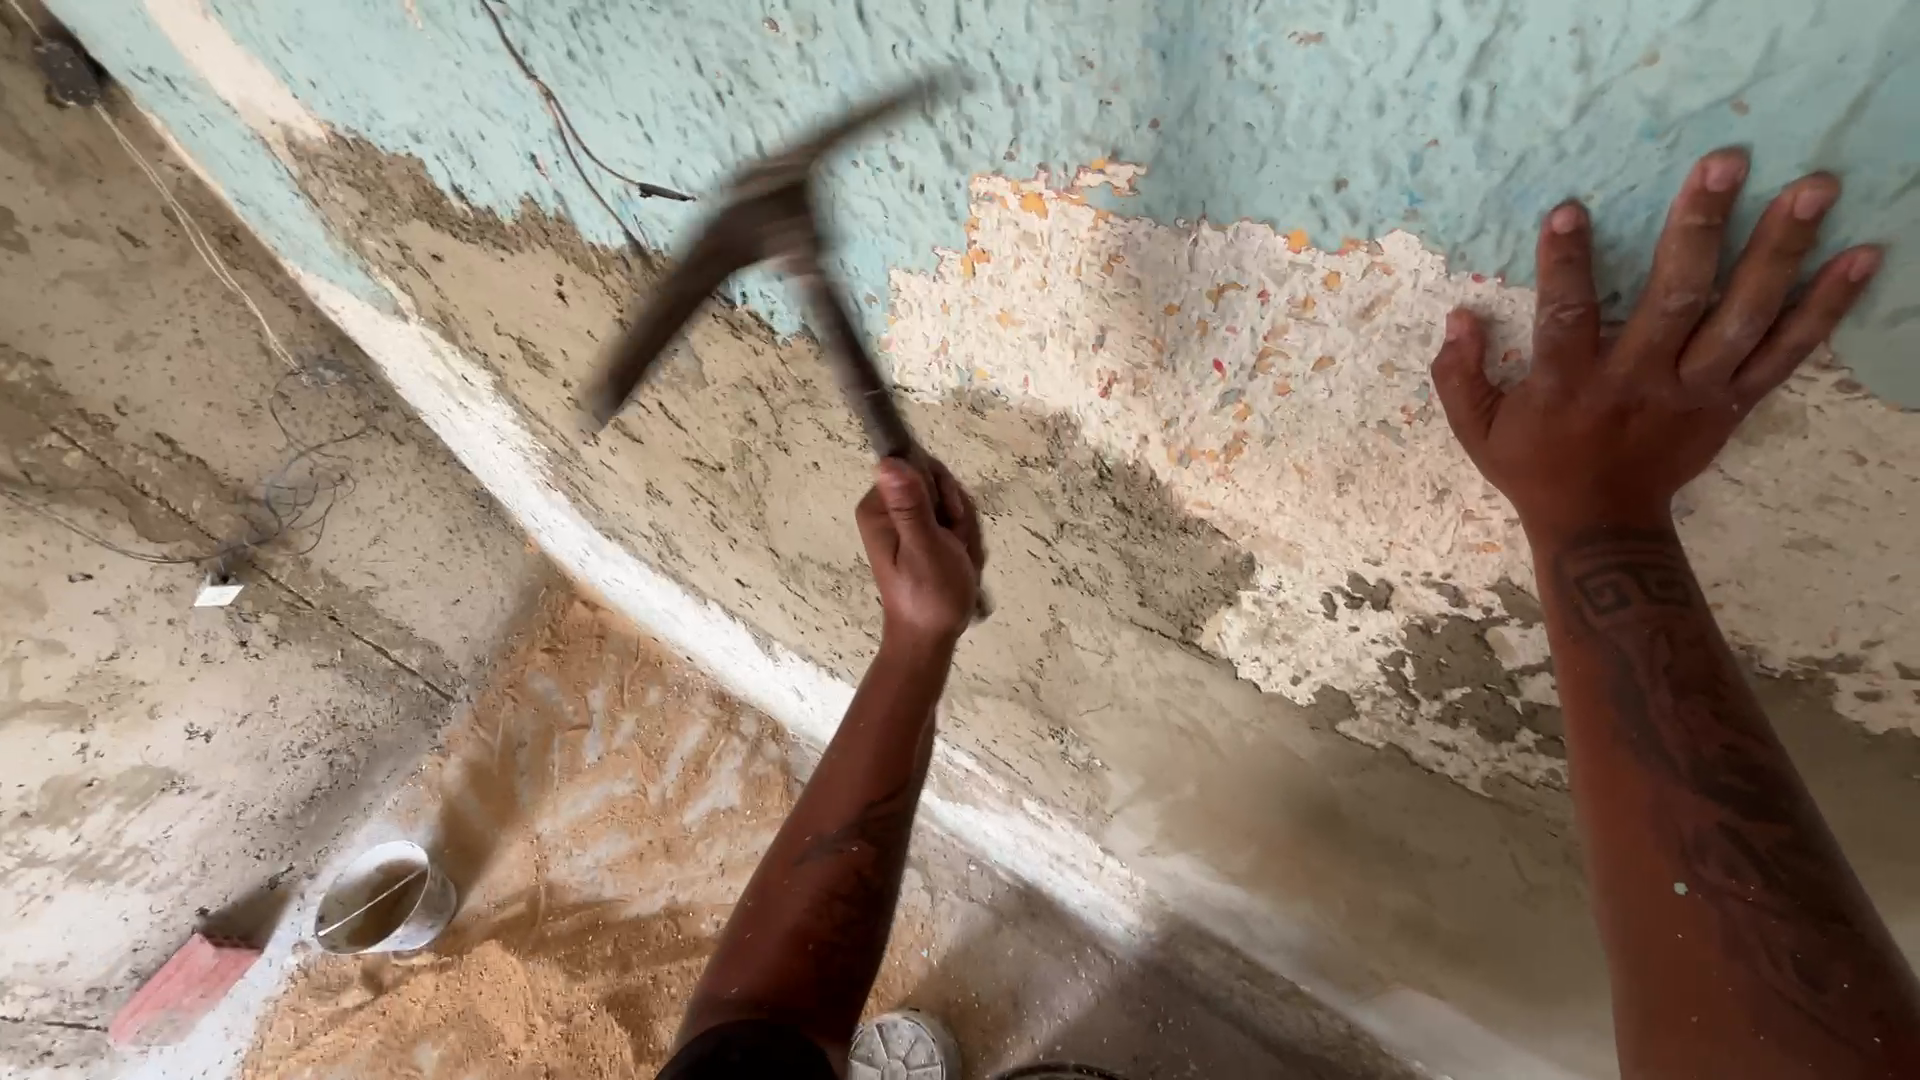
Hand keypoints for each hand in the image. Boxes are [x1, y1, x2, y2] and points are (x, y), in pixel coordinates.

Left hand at [855, 455, 985, 651]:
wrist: (932, 636)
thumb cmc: (929, 597)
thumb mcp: (924, 548)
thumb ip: (911, 506)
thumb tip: (889, 461)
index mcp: (878, 508)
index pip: (919, 467)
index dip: (943, 491)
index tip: (949, 520)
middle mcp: (887, 509)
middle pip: (938, 483)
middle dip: (958, 514)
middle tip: (954, 546)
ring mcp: (906, 521)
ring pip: (952, 502)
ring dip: (964, 530)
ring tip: (957, 558)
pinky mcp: (921, 534)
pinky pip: (954, 519)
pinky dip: (964, 540)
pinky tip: (959, 561)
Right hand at [1431, 148, 1882, 536]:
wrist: (1598, 523)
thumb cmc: (1532, 468)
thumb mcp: (1475, 430)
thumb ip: (1459, 375)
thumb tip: (1458, 318)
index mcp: (1565, 387)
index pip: (1565, 314)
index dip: (1565, 263)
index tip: (1569, 211)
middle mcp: (1633, 383)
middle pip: (1672, 300)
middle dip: (1698, 229)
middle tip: (1724, 164)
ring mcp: (1690, 392)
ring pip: (1741, 317)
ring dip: (1779, 252)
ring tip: (1813, 188)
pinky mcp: (1731, 404)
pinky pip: (1786, 353)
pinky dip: (1827, 307)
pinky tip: (1864, 255)